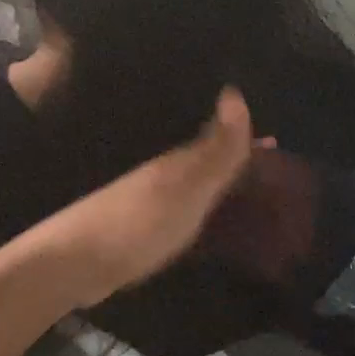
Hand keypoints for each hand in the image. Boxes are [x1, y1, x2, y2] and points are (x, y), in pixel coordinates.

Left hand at [38, 87, 255, 307]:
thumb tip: (235, 92)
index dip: (247, 138)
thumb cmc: (136, 223)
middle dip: (234, 158)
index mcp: (174, 160)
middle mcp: (160, 173)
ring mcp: (146, 200)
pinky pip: (178, 209)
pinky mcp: (137, 229)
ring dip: (216, 182)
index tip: (279, 140)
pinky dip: (197, 208)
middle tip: (272, 167)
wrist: (75, 263)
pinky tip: (202, 218)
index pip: (218, 137)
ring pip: (190, 182)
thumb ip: (214, 150)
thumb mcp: (185, 187)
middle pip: (204, 158)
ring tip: (247, 189)